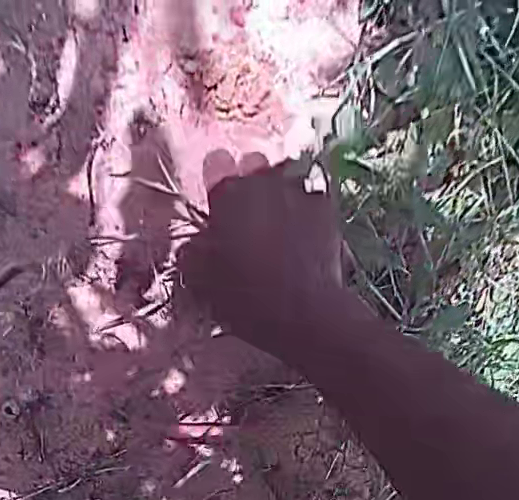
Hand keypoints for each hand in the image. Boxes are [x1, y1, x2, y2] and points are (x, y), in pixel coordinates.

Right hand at [178, 159, 352, 354]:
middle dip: (248, 193)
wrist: (304, 314)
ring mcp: (300, 192)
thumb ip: (192, 254)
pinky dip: (302, 217)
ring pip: (282, 184)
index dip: (214, 186)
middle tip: (243, 226)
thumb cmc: (247, 299)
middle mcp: (265, 183)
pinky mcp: (327, 208)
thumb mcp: (203, 282)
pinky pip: (308, 203)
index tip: (216, 207)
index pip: (215, 166)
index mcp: (228, 196)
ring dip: (276, 201)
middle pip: (253, 171)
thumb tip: (191, 246)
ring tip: (273, 234)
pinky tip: (298, 243)